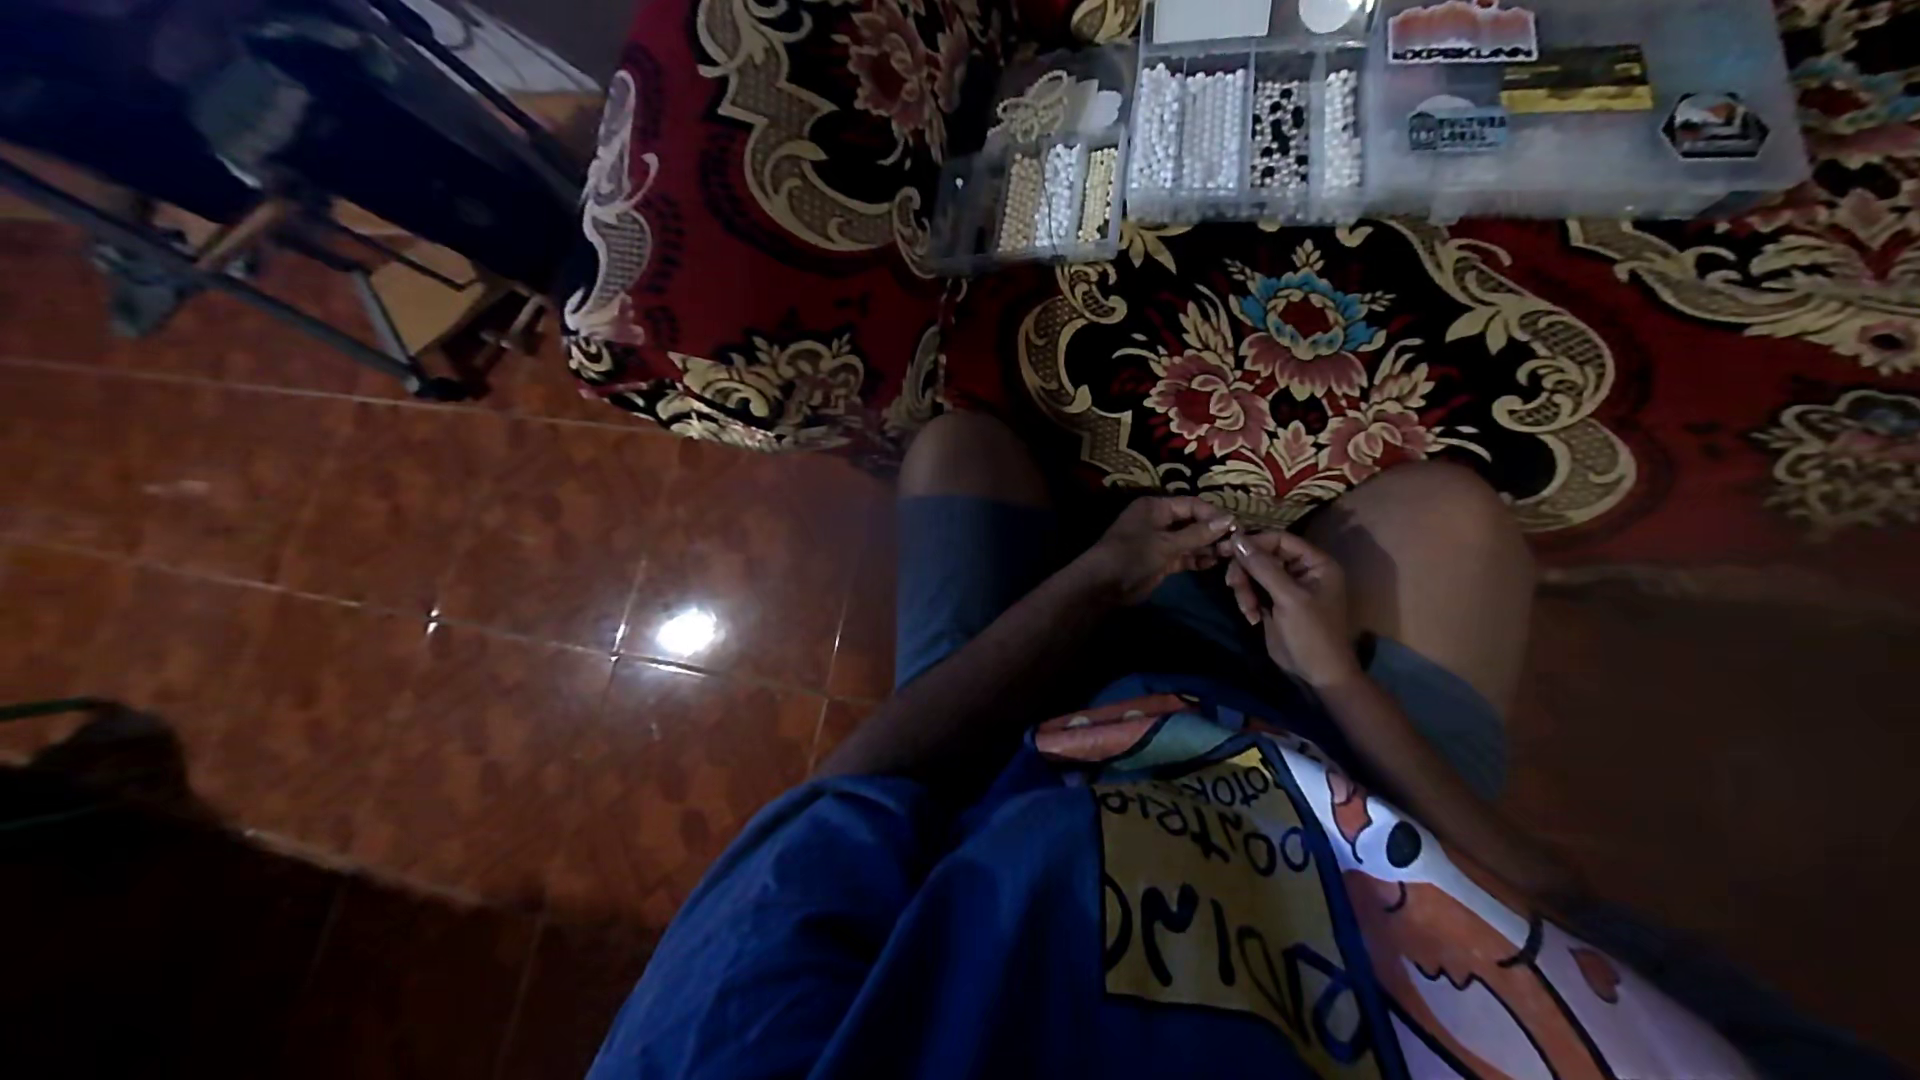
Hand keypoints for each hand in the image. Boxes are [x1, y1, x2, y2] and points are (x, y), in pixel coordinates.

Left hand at [1073, 496, 1234, 604]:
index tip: (1236, 526)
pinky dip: (1198, 559)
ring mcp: (1160, 541)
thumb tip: (1229, 519)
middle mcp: (1159, 520)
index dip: (1214, 514)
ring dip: (1209, 546)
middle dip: (1213, 531)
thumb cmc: (1133, 555)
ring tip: (1231, 554)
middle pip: (1193, 522)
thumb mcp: (1166, 543)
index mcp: (1155, 507)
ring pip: (1191, 540)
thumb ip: (1198, 533)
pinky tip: (1215, 563)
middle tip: (1237, 542)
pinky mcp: (1162, 560)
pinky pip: (1185, 555)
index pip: (1191, 504)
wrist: (1104, 585)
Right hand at [1221, 530, 1361, 688]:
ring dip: (1244, 589)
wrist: (1317, 674)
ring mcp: (1286, 587)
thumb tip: (1237, 538)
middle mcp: (1302, 570)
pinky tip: (1251, 618)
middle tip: (1233, 586)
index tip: (1228, 550)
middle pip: (1262, 556)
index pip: (1280, 540)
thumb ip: (1263, 567)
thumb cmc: (1312, 633)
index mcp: (1316, 563)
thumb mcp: (1288, 598)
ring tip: (1247, 609)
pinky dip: (1246, 601)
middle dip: (1246, 572)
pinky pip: (1252, 590)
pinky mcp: (1273, 602)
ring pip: (1253, 573)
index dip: (1254, 543)